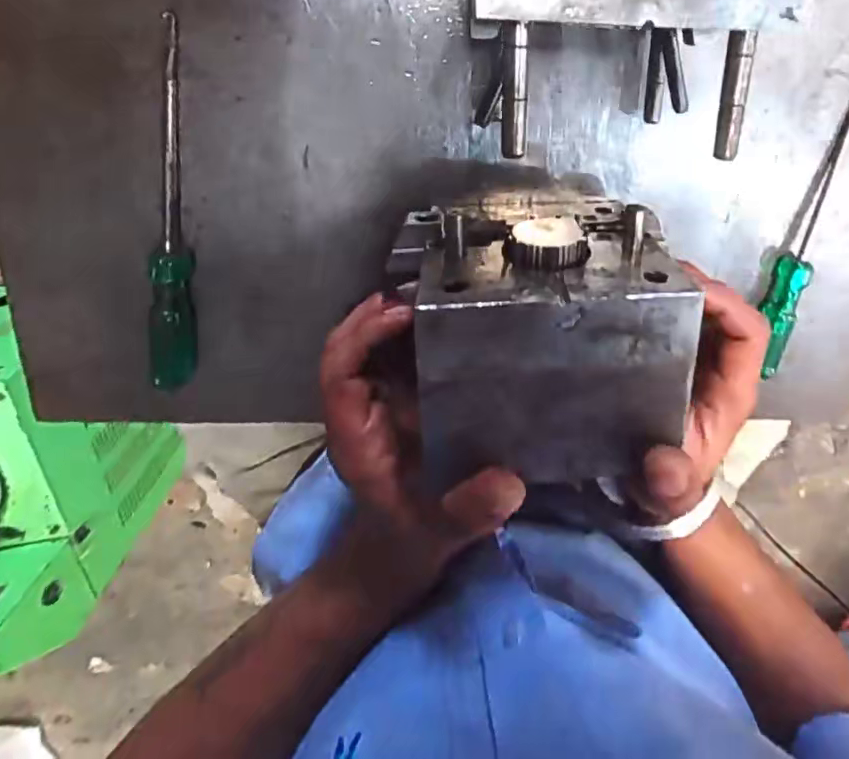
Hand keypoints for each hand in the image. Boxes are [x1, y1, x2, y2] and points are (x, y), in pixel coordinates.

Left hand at [318, 293, 525, 597]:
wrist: (397, 555)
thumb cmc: (410, 541)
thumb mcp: (443, 532)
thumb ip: (470, 511)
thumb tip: (510, 483)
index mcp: (355, 437)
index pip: (338, 374)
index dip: (361, 337)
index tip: (401, 314)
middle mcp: (357, 413)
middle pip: (345, 350)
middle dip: (373, 316)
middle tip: (420, 291)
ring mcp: (373, 406)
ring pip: (365, 350)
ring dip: (389, 319)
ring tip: (431, 297)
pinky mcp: (393, 405)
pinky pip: (391, 360)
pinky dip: (408, 335)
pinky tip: (441, 323)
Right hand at [633, 262, 767, 521]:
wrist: (657, 491)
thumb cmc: (669, 484)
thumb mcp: (668, 485)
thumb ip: (669, 481)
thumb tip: (662, 467)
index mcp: (733, 389)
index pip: (749, 332)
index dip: (727, 304)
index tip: (688, 289)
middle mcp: (724, 366)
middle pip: (725, 310)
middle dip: (696, 286)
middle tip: (653, 273)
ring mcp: (702, 358)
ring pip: (702, 309)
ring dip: (676, 287)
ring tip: (639, 275)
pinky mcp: (678, 355)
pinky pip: (678, 317)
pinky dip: (661, 299)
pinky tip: (631, 292)